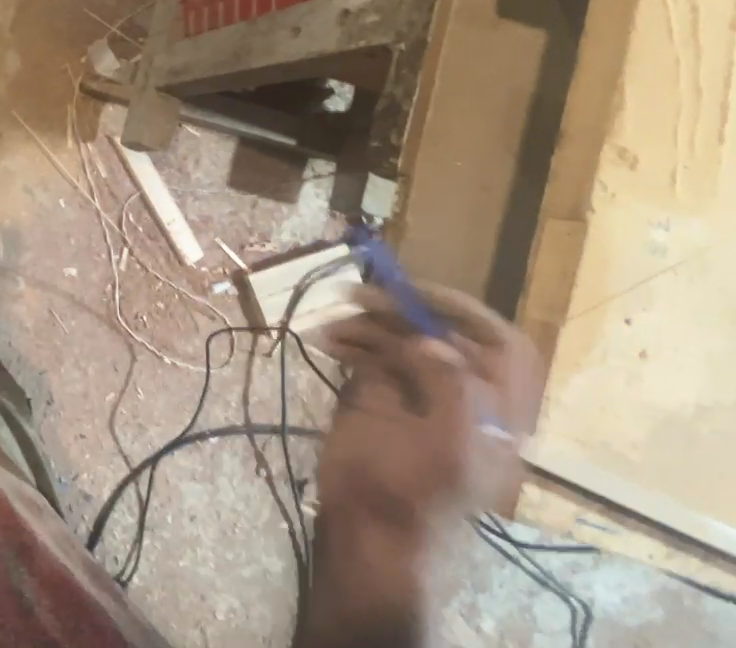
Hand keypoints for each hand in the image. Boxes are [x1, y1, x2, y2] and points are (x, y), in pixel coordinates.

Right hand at [316, 285, 542, 538]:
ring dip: (365, 324)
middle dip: (400, 311)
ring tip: (329, 320)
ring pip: (398, 342)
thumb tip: (430, 340)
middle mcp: (459, 395)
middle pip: (440, 335)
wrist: (369, 529)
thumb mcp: (446, 445)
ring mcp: (415, 396)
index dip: (462, 311)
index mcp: (494, 409)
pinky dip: (347, 342)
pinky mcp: (376, 400)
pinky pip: (367, 357)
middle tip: (355, 296)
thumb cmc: (412, 492)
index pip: (497, 344)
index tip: (415, 291)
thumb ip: (452, 389)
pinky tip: (324, 339)